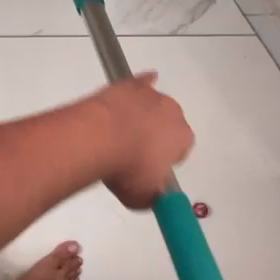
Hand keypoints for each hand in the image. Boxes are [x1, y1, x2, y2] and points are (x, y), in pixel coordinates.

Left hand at [91, 72, 194, 209]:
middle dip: (154, 135)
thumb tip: (152, 196)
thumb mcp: (142, 196)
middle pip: (168, 124)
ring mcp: (151, 95)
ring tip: (120, 131)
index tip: (147, 167)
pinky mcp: (130, 84)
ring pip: (152, 106)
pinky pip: (141, 82)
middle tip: (131, 151)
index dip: (164, 158)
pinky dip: (140, 85)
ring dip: (142, 116)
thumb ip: (153, 196)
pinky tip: (137, 87)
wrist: (96, 138)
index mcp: (183, 138)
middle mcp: (173, 112)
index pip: (180, 149)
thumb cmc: (124, 169)